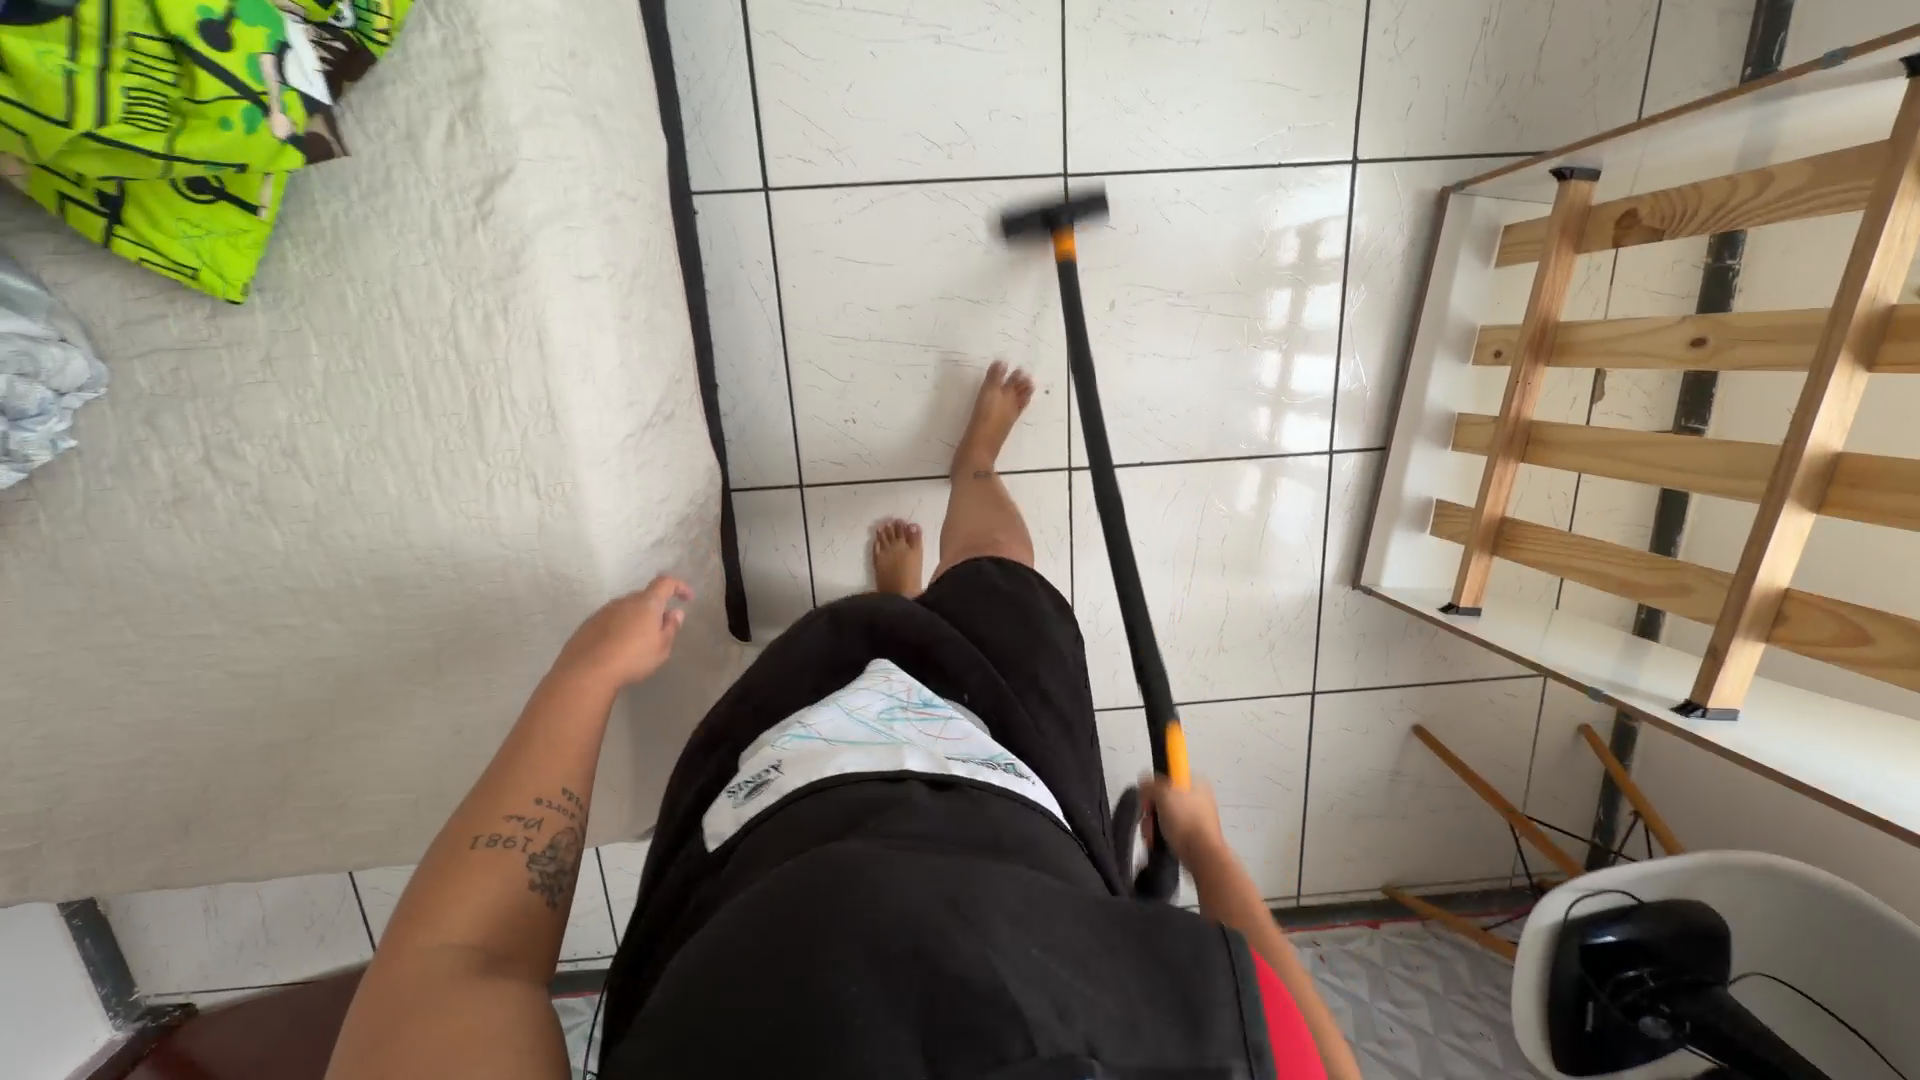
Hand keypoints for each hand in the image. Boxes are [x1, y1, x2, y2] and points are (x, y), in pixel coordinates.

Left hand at [554, 575, 691, 688]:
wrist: (587, 671)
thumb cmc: (632, 658)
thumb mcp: (662, 647)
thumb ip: (671, 627)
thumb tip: (675, 612)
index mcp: (646, 603)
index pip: (665, 583)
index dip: (679, 586)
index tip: (687, 598)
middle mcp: (625, 601)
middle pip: (645, 597)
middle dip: (656, 608)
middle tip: (661, 629)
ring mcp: (604, 611)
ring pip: (627, 608)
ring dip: (636, 618)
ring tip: (638, 641)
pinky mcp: (589, 623)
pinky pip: (611, 619)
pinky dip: (619, 627)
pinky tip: (618, 647)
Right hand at [1138, 774, 1229, 867]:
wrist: (1201, 856)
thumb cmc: (1185, 821)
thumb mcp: (1162, 792)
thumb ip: (1150, 783)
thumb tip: (1144, 782)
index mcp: (1196, 783)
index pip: (1170, 775)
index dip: (1155, 784)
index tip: (1148, 793)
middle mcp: (1198, 799)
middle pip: (1164, 798)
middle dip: (1151, 808)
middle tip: (1148, 814)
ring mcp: (1196, 819)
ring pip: (1165, 816)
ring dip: (1152, 824)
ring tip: (1152, 833)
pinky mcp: (1192, 837)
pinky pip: (1170, 832)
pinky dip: (1159, 836)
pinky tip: (1156, 841)